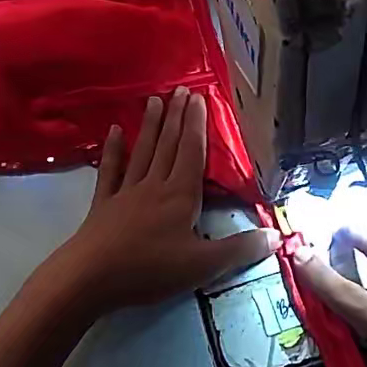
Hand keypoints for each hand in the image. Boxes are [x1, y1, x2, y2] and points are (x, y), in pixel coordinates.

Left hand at [44, 88, 278, 315]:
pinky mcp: (103, 204)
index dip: (197, 125)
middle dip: (176, 117)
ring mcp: (125, 192)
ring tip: (154, 99)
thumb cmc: (149, 270)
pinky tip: (113, 131)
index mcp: (180, 195)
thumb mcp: (202, 265)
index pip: (191, 152)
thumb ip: (239, 249)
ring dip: (150, 125)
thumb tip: (276, 236)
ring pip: (142, 151)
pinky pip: (110, 171)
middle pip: (167, 145)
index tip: (199, 98)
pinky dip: (113, 150)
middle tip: (181, 89)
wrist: (90, 278)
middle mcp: (154, 185)